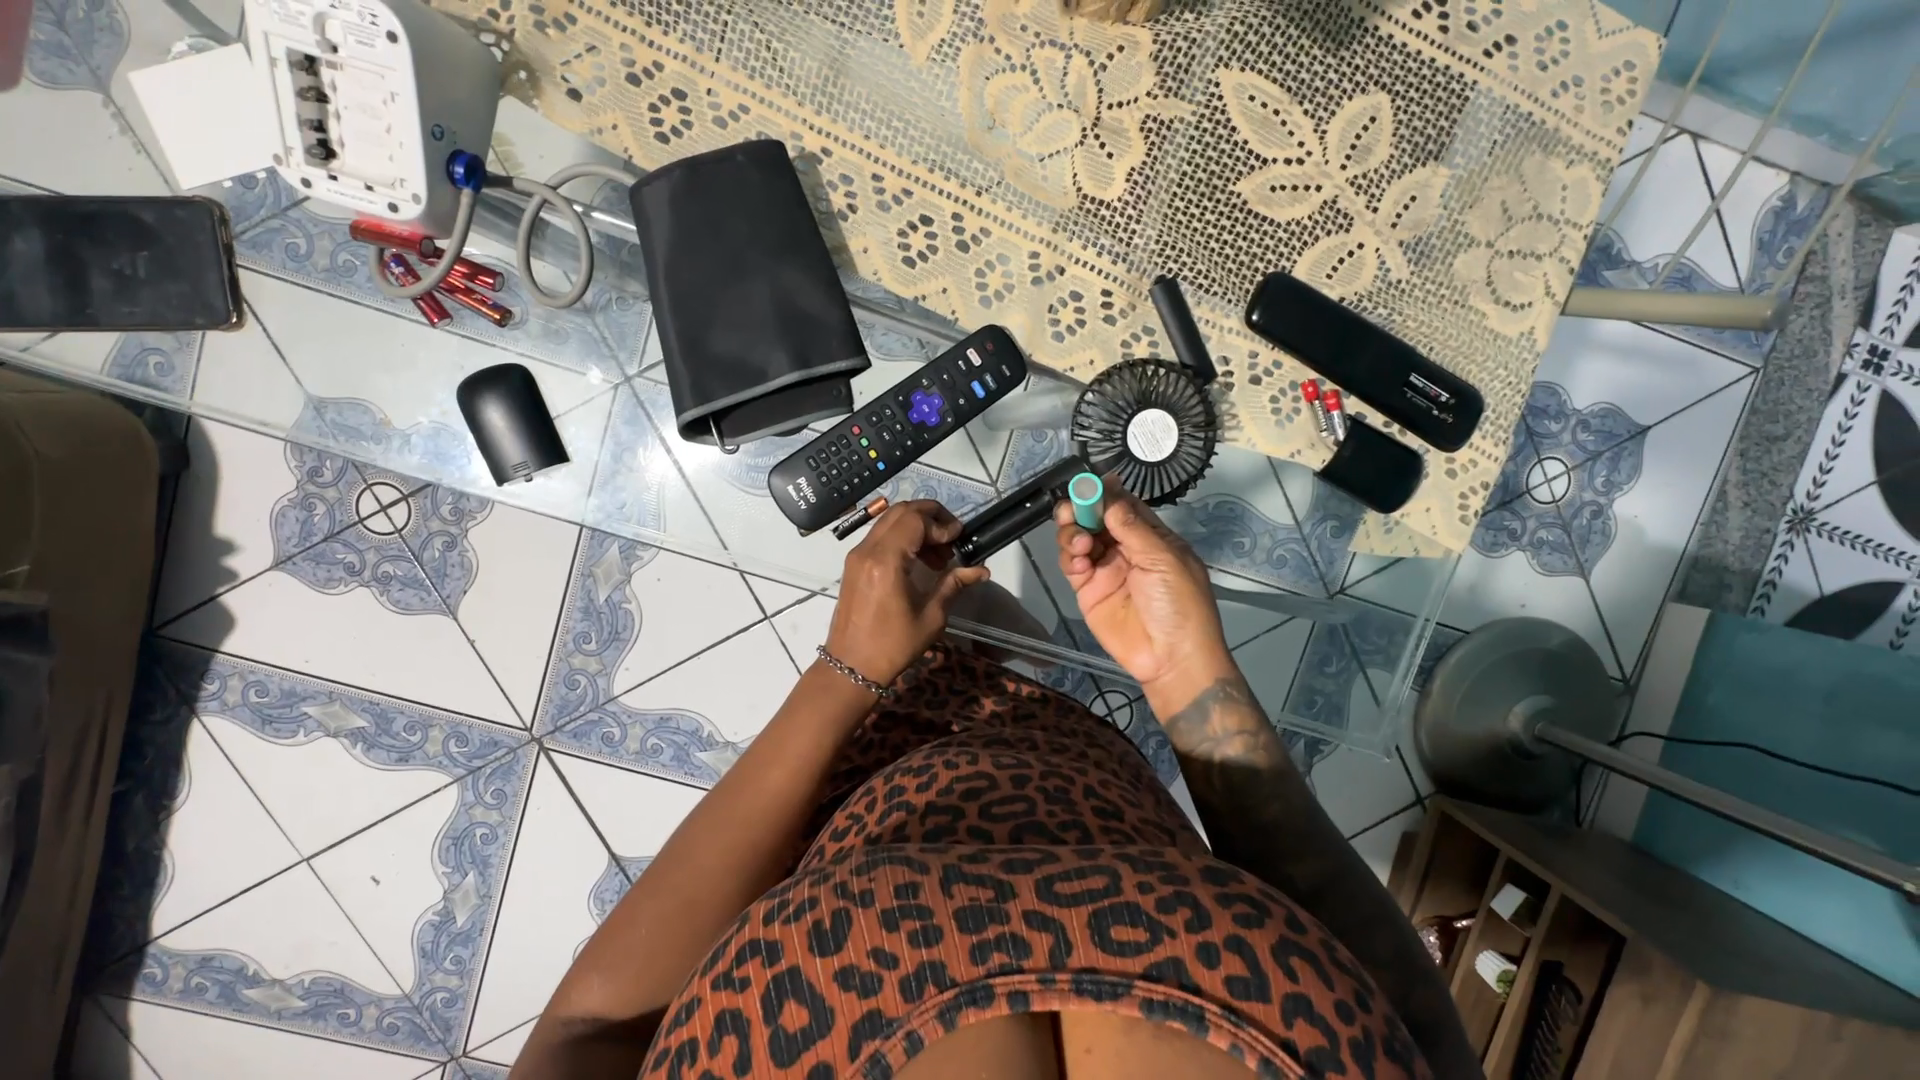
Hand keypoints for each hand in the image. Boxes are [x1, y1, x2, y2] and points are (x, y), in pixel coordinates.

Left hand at [825, 500, 989, 685]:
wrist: (851, 666)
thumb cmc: (893, 645)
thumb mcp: (931, 617)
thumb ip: (953, 584)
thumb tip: (981, 570)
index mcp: (887, 561)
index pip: (916, 521)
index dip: (941, 524)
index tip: (959, 539)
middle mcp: (867, 550)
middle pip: (900, 511)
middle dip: (930, 516)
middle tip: (951, 537)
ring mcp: (856, 555)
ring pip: (888, 521)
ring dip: (916, 527)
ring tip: (938, 555)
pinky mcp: (853, 564)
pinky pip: (879, 536)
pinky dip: (901, 538)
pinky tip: (918, 561)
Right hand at [1054, 485, 1231, 694]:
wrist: (1170, 658)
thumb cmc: (1179, 604)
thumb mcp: (1163, 559)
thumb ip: (1132, 525)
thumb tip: (1108, 488)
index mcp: (1152, 538)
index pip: (1124, 505)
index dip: (1104, 492)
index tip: (1087, 481)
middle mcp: (1126, 549)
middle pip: (1095, 518)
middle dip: (1081, 509)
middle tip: (1072, 510)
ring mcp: (1105, 569)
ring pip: (1079, 537)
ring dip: (1073, 532)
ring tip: (1079, 542)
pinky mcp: (1088, 590)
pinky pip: (1071, 564)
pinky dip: (1070, 557)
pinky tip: (1079, 562)